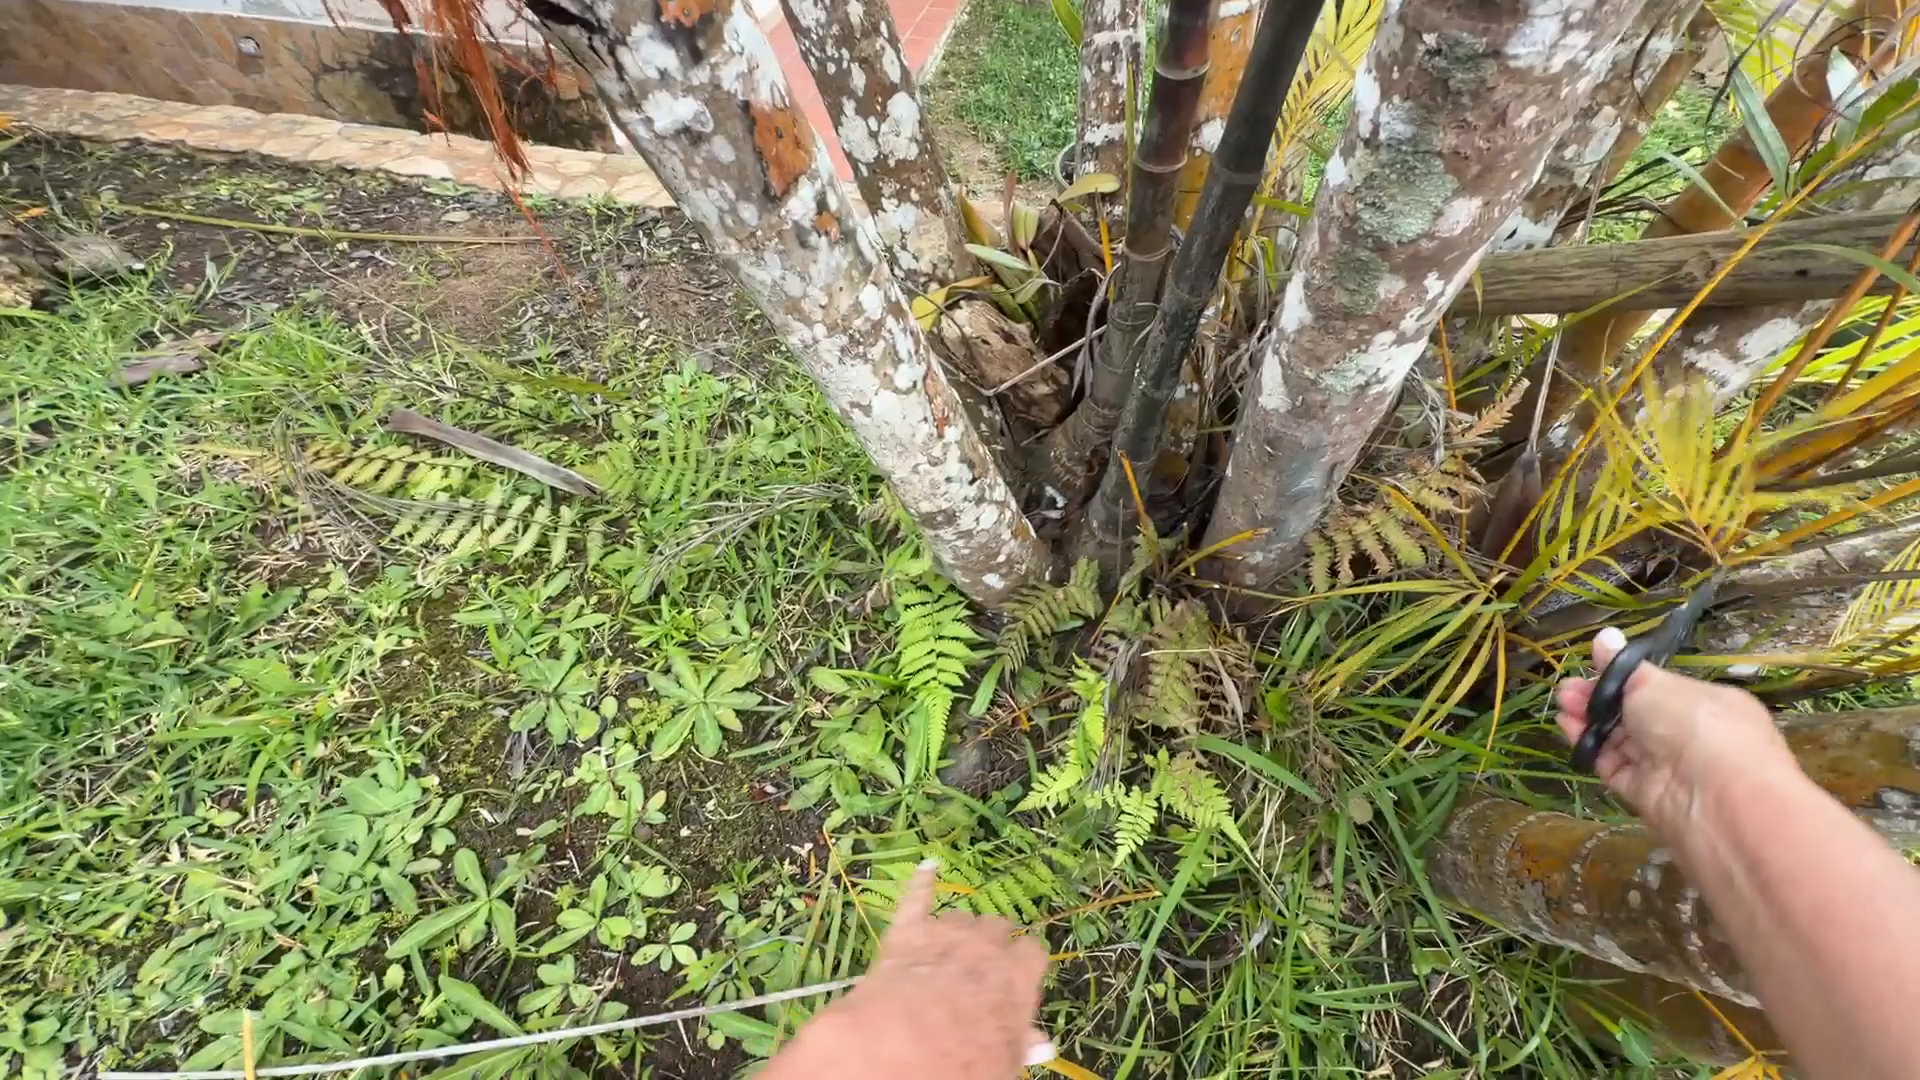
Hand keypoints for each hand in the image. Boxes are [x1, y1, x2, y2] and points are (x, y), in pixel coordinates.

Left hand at [764, 861, 1051, 1078]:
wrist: (910, 1047)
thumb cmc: (968, 1061)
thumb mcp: (1005, 1060)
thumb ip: (1022, 1042)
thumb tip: (1043, 1043)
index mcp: (1015, 975)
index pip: (1032, 952)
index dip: (1026, 960)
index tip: (1022, 968)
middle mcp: (984, 945)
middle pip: (996, 926)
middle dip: (992, 939)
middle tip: (984, 959)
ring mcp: (946, 933)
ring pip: (960, 915)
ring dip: (960, 927)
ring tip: (955, 942)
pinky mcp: (909, 929)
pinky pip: (917, 897)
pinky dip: (923, 881)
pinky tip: (928, 867)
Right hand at [1556, 627, 1792, 834]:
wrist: (1714, 795)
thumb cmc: (1695, 725)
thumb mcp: (1655, 683)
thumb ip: (1621, 666)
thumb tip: (1604, 635)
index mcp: (1704, 704)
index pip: (1655, 688)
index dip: (1619, 679)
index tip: (1588, 669)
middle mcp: (1686, 733)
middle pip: (1630, 712)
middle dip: (1595, 698)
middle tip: (1565, 689)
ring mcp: (1663, 762)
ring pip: (1616, 736)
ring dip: (1586, 718)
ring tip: (1561, 704)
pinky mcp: (1641, 788)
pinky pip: (1609, 761)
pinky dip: (1587, 743)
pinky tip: (1566, 725)